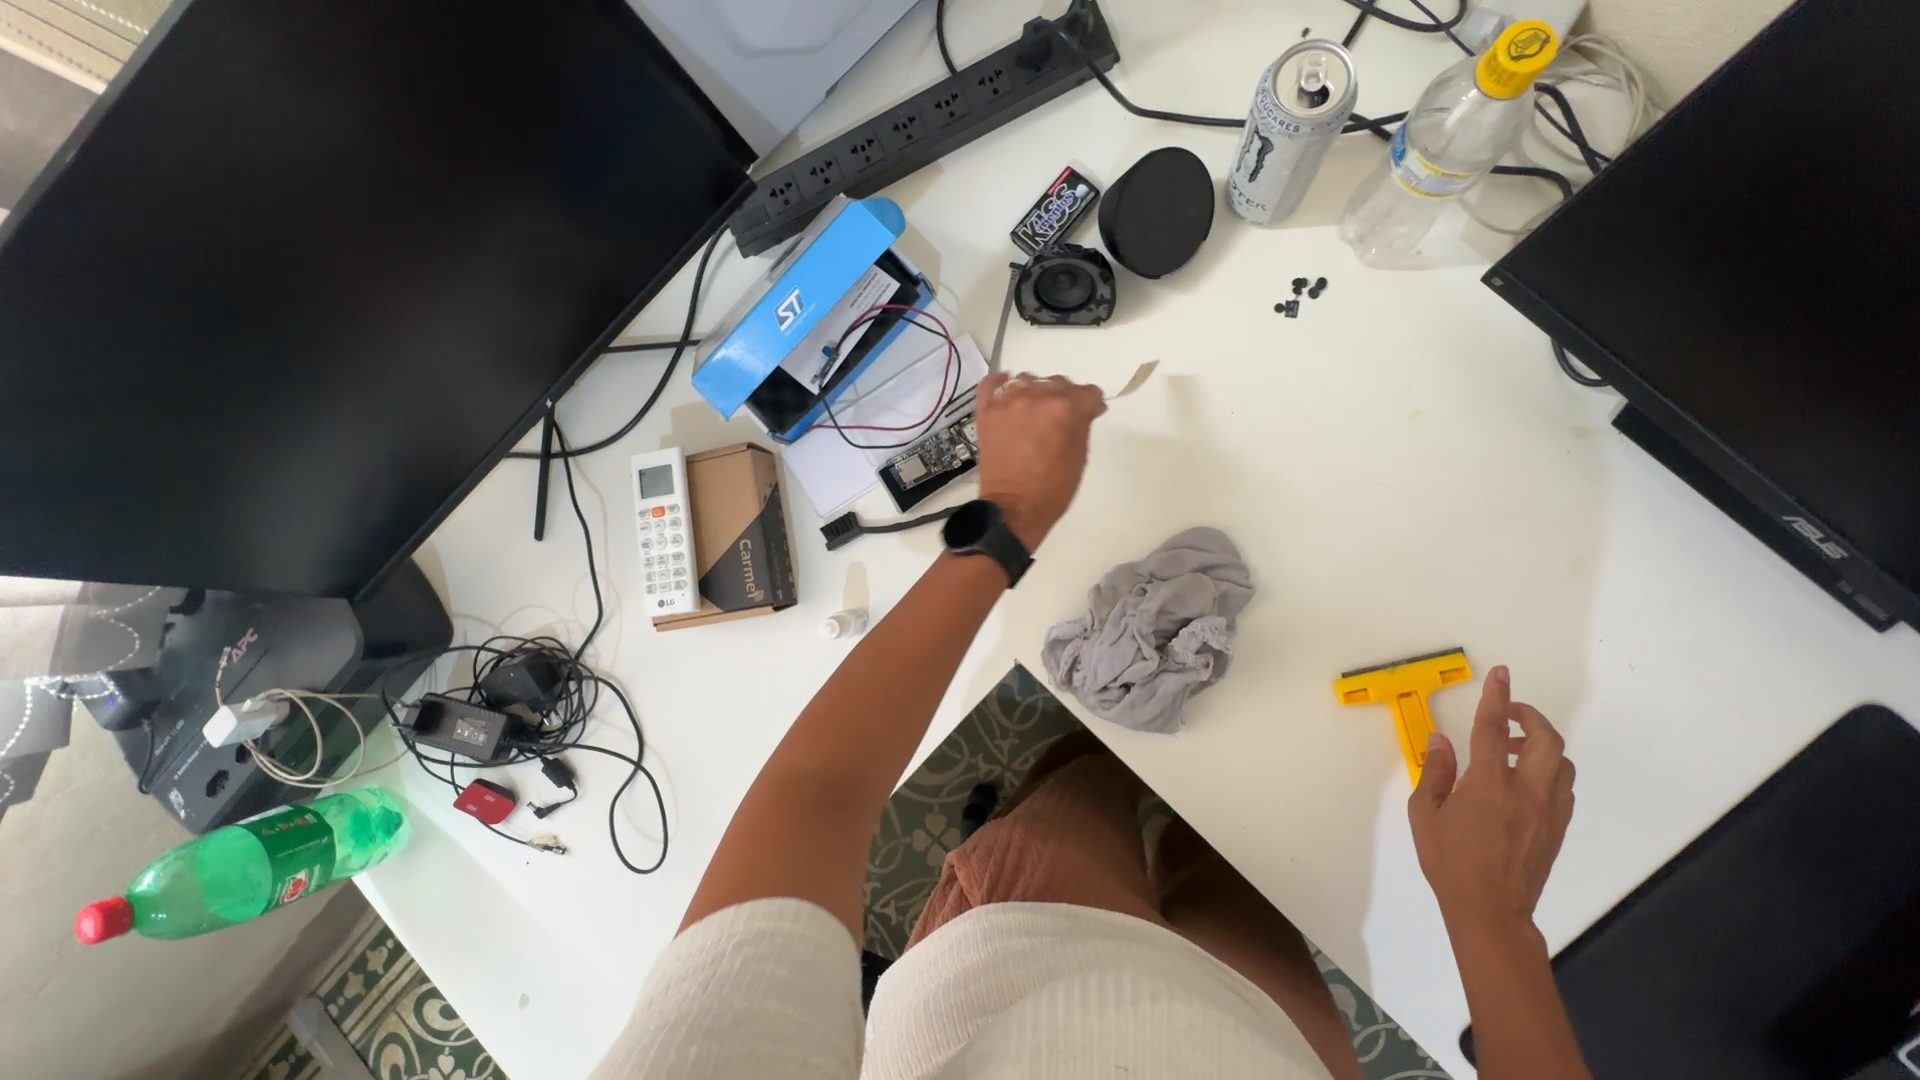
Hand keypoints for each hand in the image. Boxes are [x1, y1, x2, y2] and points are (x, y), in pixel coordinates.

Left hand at [972, 372, 1106, 548]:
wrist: (1014, 509)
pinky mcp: (986, 412)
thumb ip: (1083, 424)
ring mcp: (1007, 403)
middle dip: (1065, 397)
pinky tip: (1007, 388)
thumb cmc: (1052, 489)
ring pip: (1027, 380)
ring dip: (1036, 390)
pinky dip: (999, 382)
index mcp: (1064, 409)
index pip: (1086, 392)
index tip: (1091, 411)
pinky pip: (990, 383)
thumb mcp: (1079, 457)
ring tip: (1035, 410)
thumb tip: (1089, 406)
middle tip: (1062, 417)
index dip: (1091, 403)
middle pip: (1057, 383)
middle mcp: (1036, 397)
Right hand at [1409, 666, 1575, 930]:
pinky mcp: (1557, 827)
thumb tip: (1441, 741)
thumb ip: (1434, 773)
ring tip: (1509, 750)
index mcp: (1488, 785)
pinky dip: (1545, 769)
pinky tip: (1521, 780)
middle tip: (1506, 714)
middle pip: (1544, 739)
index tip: (1500, 673)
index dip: (1496, 697)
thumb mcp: (1424, 814)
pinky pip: (1561, 785)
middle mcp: (1526, 792)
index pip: (1492, 729)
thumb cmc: (1449, 861)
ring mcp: (1548, 810)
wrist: (1490, 910)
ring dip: (1539, 744)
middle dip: (1529, 717)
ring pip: (1559, 761)